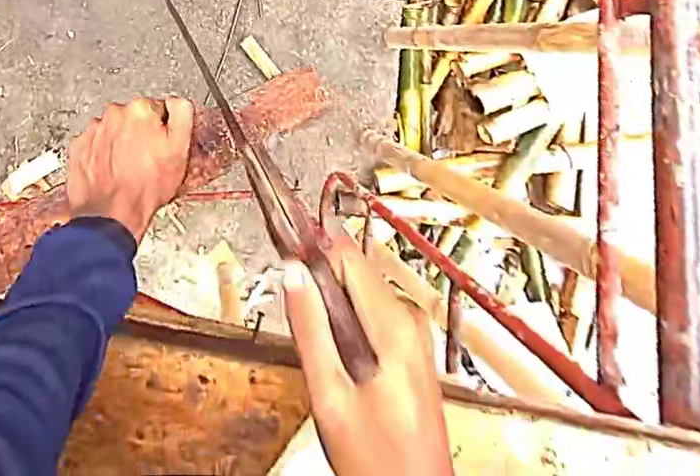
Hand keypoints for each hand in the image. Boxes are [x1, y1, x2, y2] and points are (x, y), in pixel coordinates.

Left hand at [66, 96, 192, 241]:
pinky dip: (102, 155)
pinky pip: (95, 145)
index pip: (158, 110)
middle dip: (140, 135)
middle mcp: (115, 114)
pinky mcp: (79, 147)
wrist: (110, 215)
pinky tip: (111, 172)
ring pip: (114, 131)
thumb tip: (177, 102)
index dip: (162, 130)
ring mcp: (94, 130)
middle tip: (146, 160)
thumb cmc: (145, 188)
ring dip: (120, 144)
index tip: (161, 146)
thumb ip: (182, 115)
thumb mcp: (180, 150)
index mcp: (141, 110)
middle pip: (134, 119)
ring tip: (127, 170)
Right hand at [281, 237, 451, 475]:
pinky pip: (371, 309)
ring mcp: (413, 331)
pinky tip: (334, 347)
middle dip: (319, 277)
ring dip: (331, 298)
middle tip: (292, 298)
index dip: (312, 246)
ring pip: (360, 288)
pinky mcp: (411, 344)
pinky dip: (347, 315)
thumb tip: (293, 271)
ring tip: (312, 329)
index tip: (286, 246)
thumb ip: (310, 328)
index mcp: (392, 324)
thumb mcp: (329, 395)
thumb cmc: (376, 460)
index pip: (346, 253)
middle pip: (353, 268)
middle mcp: (408, 318)